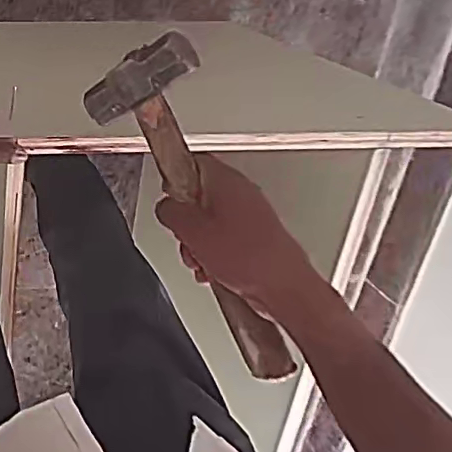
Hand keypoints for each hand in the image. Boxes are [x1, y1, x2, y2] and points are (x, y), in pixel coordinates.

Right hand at [155, 154, 334, 325]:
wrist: (286, 291)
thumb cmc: (250, 258)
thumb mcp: (190, 230)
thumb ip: (169, 210)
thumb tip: (165, 207)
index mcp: (226, 180)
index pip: (191, 160)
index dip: (172, 176)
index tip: (167, 195)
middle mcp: (241, 192)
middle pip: (197, 193)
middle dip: (185, 217)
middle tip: (183, 233)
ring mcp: (251, 214)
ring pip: (209, 217)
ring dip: (197, 238)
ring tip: (199, 257)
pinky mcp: (256, 235)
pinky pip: (224, 235)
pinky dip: (213, 250)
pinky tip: (213, 267)